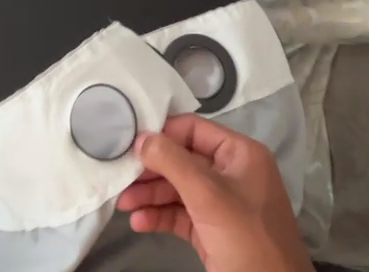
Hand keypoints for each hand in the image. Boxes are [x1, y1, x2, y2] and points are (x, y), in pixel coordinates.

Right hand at [116, 114, 313, 271]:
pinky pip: (181, 215)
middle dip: (151, 170)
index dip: (161, 134)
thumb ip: (172, 161)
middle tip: (122, 177)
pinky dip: (160, 216)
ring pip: (178, 189)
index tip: (129, 143)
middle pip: (182, 160)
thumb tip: (140, 137)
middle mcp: (232, 173)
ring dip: (150, 195)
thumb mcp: (209, 196)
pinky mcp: (214, 232)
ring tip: (123, 204)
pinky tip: (139, 222)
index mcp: (240, 154)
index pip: (193, 129)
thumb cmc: (246, 240)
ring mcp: (223, 205)